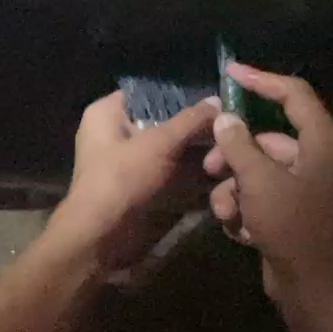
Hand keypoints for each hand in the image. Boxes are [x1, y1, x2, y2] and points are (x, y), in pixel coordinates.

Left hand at [59, 91, 218, 269]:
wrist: (101, 236)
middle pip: (161, 124)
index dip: (178, 96)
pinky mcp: (139, 188)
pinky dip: (191, 175)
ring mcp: (127, 164)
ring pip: (168, 151)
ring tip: (232, 149)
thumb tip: (217, 100)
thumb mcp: (158, 143)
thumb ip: (189, 121)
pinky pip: (169, 174)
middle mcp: (113, 134)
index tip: (214, 99)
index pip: (146, 95)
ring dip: (197, 153)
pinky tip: (221, 173)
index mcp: (105, 114)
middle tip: (231, 128)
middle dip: (194, 128)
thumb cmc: (122, 177)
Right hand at [203, 65, 332, 318]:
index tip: (229, 73)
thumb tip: (225, 119)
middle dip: (235, 154)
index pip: (295, 96)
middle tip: (208, 167)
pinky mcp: (300, 217)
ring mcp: (313, 192)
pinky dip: (247, 209)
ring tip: (223, 211)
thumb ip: (240, 146)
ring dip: (236, 188)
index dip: (262, 81)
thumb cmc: (294, 231)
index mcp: (325, 146)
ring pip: (263, 172)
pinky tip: (237, 230)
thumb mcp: (259, 183)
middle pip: (270, 139)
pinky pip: (267, 197)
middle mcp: (323, 162)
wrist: (320, 296)